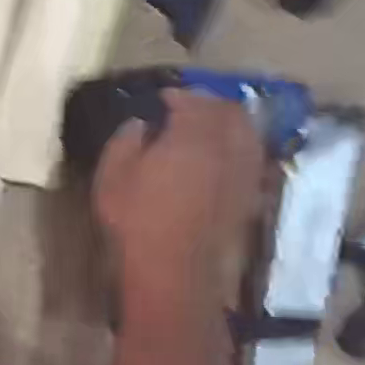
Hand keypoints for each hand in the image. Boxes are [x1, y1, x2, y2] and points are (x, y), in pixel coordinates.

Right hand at [93, 89, 262, 305]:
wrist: (172, 270)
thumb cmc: (136, 219)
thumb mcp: (113, 175)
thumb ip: (126, 140)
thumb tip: (141, 124)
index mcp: (192, 137)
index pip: (193, 102)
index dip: (179, 95)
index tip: (163, 98)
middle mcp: (226, 148)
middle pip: (229, 112)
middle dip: (210, 104)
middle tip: (188, 108)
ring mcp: (243, 173)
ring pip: (247, 133)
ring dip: (230, 123)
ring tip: (209, 129)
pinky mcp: (249, 197)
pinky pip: (251, 158)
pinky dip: (239, 148)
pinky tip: (223, 157)